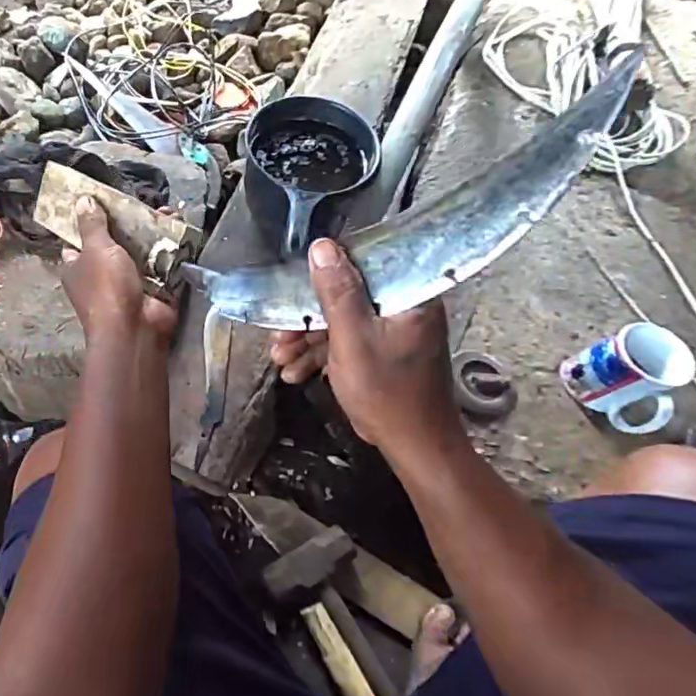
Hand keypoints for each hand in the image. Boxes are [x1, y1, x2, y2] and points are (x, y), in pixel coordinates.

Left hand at [59, 197, 177, 344]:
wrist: (136, 328)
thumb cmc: (106, 287)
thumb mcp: (95, 249)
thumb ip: (92, 224)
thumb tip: (82, 199)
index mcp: (78, 269)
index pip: (78, 243)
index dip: (88, 224)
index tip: (104, 203)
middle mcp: (102, 277)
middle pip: (115, 244)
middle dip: (130, 224)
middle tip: (144, 203)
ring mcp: (130, 284)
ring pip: (142, 252)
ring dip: (155, 233)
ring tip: (170, 211)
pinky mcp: (155, 290)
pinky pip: (163, 265)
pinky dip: (172, 249)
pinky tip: (182, 229)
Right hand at [269, 239, 458, 448]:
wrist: (415, 447)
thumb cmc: (388, 395)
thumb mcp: (352, 340)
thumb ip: (337, 293)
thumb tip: (322, 247)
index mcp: (409, 294)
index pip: (364, 262)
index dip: (325, 272)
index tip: (295, 289)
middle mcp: (405, 306)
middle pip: (348, 295)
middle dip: (308, 317)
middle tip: (280, 334)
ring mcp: (395, 330)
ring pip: (344, 321)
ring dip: (309, 340)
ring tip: (280, 359)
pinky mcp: (385, 351)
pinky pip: (350, 341)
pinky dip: (324, 354)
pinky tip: (296, 371)